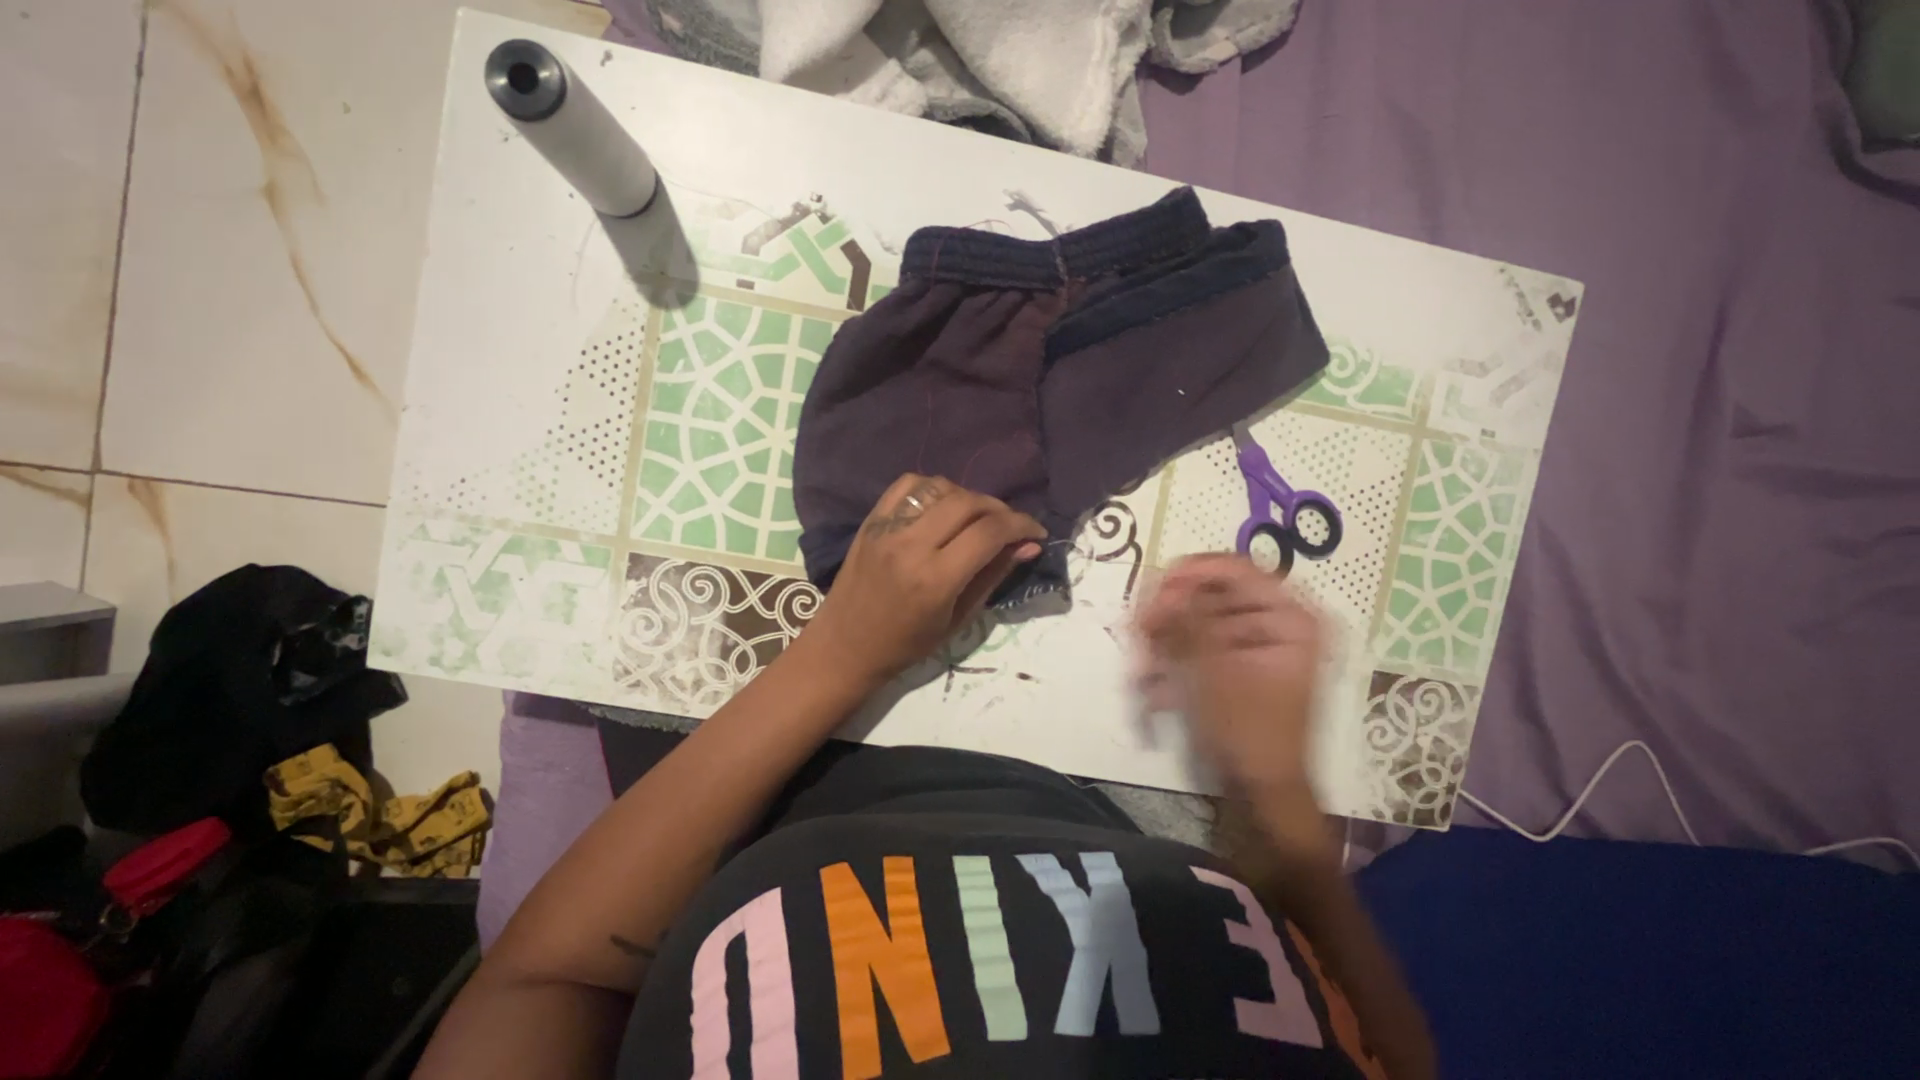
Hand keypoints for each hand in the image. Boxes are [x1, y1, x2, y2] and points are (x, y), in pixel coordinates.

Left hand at [800, 474, 1044, 688]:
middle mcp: (911, 546)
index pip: (989, 533)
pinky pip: (908, 484)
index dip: (1021, 525)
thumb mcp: (958, 619)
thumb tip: (1029, 545)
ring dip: (967, 497)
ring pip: (940, 487)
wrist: (845, 646)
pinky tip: (941, 506)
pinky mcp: (872, 520)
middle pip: (968, 502)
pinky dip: (932, 488)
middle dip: (999, 509)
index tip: (1036, 531)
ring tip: (975, 517)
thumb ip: (993, 576)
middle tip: (1008, 525)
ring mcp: (888, 528)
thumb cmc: (905, 645)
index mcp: (935, 579)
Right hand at [1136, 554, 1329, 852]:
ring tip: (1140, 671)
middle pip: (1212, 595)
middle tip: (1137, 633)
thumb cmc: (1248, 733)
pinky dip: (1175, 665)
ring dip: (1165, 643)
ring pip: (1199, 623)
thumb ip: (1188, 623)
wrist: (1264, 796)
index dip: (1190, 573)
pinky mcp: (1238, 668)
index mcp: (1291, 617)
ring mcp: (1258, 646)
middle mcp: (1278, 623)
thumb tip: (1165, 584)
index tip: (1150, 590)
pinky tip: (1153, 690)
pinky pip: (1199, 649)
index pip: (1236, 569)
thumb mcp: (1213, 673)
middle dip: (1170, 615)